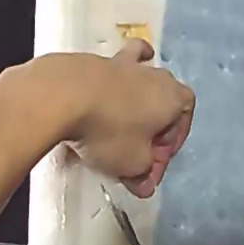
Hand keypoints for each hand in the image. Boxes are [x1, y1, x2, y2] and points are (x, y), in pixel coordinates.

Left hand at [14, 40, 195, 196]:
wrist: (62, 95)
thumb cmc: (109, 130)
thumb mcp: (133, 164)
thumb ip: (143, 174)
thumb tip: (143, 183)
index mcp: (173, 98)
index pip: (181, 127)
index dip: (168, 151)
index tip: (151, 169)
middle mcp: (154, 75)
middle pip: (163, 102)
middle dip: (154, 127)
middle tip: (138, 151)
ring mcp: (123, 63)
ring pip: (139, 79)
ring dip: (135, 100)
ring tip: (125, 116)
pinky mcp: (94, 61)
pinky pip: (109, 75)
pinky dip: (108, 88)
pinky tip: (98, 97)